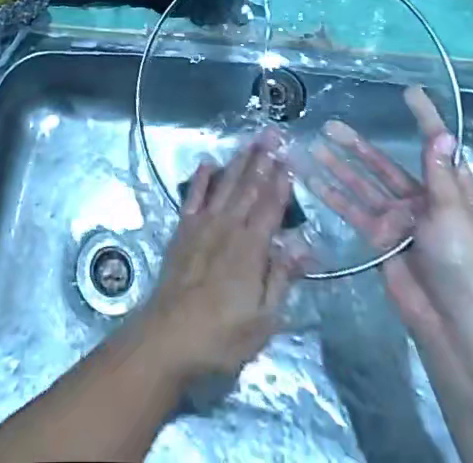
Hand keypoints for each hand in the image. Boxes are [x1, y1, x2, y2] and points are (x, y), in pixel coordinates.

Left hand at [136, 130, 297, 380]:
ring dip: (236, 164)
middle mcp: (225, 229)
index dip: (281, 185)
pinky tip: (207, 163)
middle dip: (261, 163)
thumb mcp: (264, 318)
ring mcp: (200, 227)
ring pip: (223, 187)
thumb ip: (282, 277)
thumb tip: (304, 245)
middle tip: (272, 136)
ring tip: (248, 142)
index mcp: (250, 249)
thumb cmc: (222, 334)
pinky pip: (192, 198)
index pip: (269, 209)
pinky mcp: (181, 232)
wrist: (168, 335)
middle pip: (247, 190)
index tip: (290, 161)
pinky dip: (200, 180)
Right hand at [304, 87, 472, 351]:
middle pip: (390, 167)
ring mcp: (400, 223)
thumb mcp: (456, 217)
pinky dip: (333, 195)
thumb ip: (440, 177)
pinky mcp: (380, 241)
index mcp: (456, 196)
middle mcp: (425, 205)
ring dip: (341, 166)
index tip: (411, 94)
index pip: (439, 150)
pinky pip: (353, 211)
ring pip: (365, 186)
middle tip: (332, 124)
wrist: (457, 329)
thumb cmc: (468, 269)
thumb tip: (442, 136)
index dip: (426, 121)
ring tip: (315, 144)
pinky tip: (311, 178)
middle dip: (362, 146)